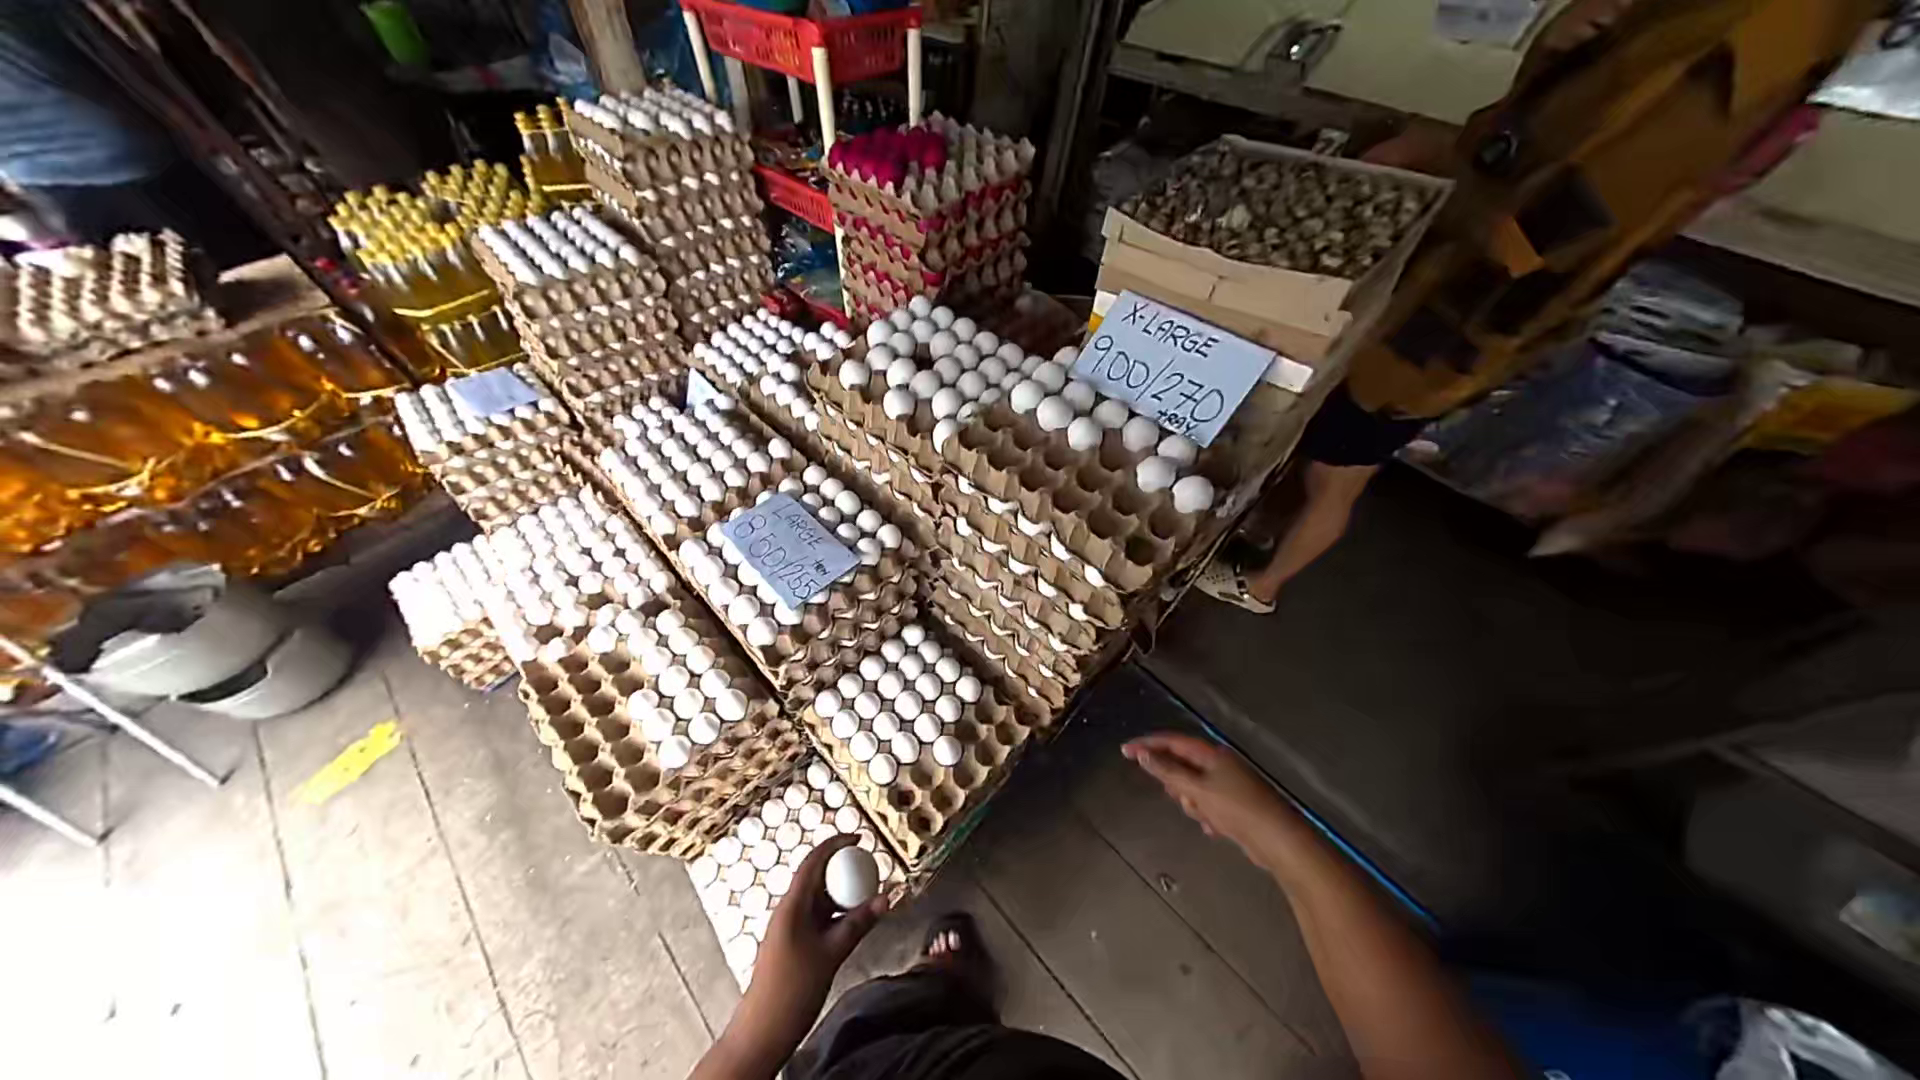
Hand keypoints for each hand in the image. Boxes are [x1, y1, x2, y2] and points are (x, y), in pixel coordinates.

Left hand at [714, 835, 888, 1077]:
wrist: (762, 1031)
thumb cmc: (793, 990)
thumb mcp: (832, 953)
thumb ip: (860, 923)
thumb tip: (886, 898)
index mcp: (792, 905)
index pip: (813, 861)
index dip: (835, 844)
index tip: (858, 838)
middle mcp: (788, 910)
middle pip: (816, 877)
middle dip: (842, 868)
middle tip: (869, 866)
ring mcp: (789, 926)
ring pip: (818, 898)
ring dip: (841, 893)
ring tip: (867, 893)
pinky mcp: (792, 942)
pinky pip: (817, 916)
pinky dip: (836, 912)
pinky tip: (853, 921)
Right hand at [1123, 732, 1307, 871]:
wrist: (1278, 841)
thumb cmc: (1236, 809)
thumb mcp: (1196, 790)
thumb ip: (1167, 771)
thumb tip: (1142, 753)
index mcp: (1212, 754)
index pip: (1172, 742)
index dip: (1147, 744)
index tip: (1124, 750)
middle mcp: (1220, 764)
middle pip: (1182, 766)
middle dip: (1176, 784)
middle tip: (1181, 798)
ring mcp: (1228, 784)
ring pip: (1193, 788)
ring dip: (1192, 802)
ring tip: (1204, 816)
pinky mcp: (1234, 805)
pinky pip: (1207, 804)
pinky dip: (1206, 814)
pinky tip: (1216, 828)